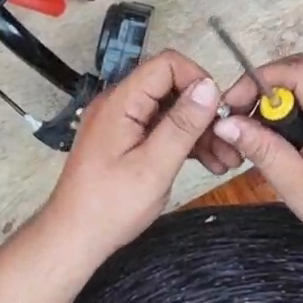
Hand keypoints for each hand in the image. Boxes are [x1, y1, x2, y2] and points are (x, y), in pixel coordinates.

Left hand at [37, 50, 221, 257]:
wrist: (73, 238)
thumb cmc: (110, 207)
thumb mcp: (154, 167)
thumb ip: (182, 125)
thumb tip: (209, 86)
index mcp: (120, 102)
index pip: (166, 64)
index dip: (198, 80)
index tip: (219, 113)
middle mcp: (118, 104)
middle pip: (170, 86)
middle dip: (203, 110)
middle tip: (229, 143)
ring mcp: (121, 122)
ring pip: (169, 110)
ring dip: (198, 130)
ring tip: (225, 160)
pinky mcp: (125, 140)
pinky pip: (159, 128)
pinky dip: (183, 141)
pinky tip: (208, 162)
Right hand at [196, 55, 302, 259]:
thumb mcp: (299, 187)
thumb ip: (264, 150)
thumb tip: (226, 124)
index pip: (299, 72)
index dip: (259, 80)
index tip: (233, 104)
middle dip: (266, 83)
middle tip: (241, 113)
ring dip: (281, 89)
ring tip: (259, 121)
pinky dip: (297, 97)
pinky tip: (284, 124)